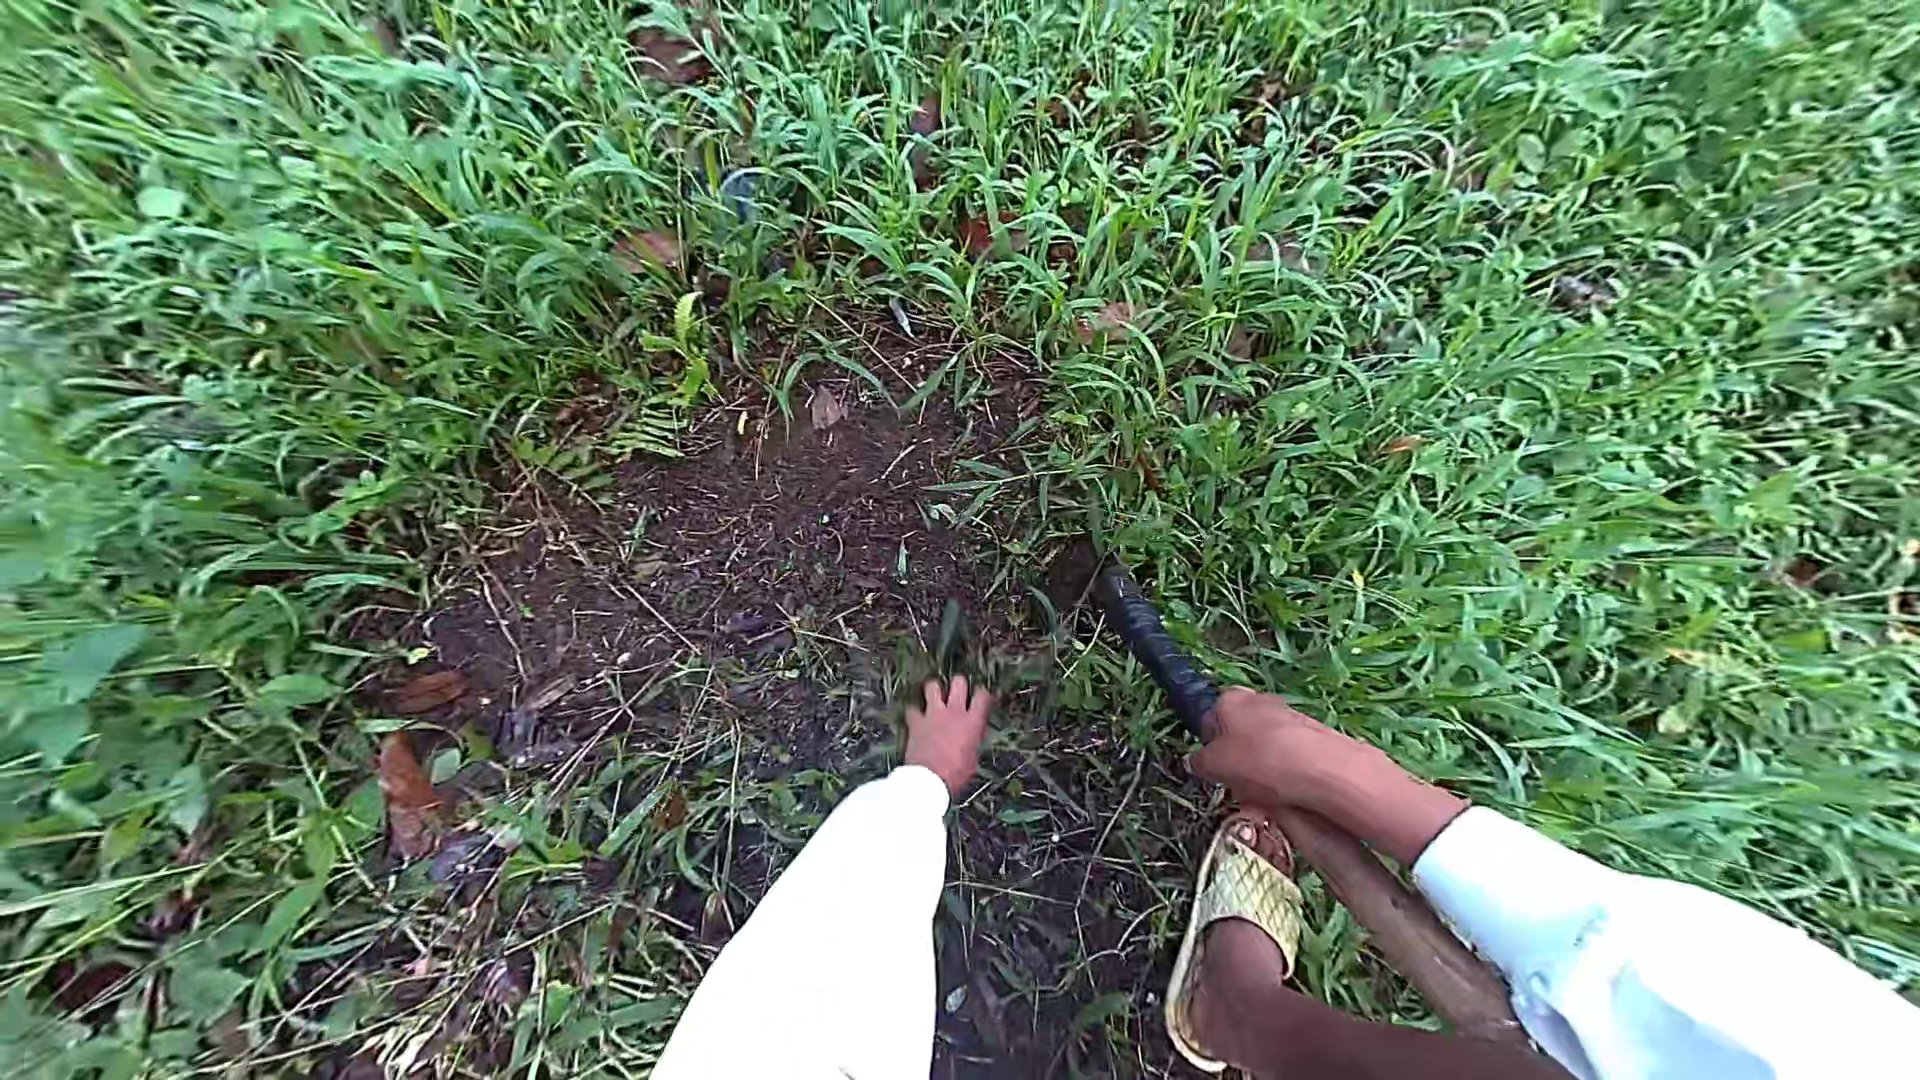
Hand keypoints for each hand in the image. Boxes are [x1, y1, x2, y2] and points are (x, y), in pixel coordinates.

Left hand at [904, 675, 991, 796]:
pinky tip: (914, 713)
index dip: (982, 692)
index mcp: (972, 723)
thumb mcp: (973, 760)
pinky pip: (912, 708)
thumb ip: (973, 741)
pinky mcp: (916, 722)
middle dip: (959, 683)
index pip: (982, 696)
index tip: (980, 695)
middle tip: (958, 688)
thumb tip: (974, 736)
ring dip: (934, 689)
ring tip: (935, 693)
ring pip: (933, 686)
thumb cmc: (953, 775)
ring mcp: (933, 715)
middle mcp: (953, 713)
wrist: (928, 781)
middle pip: (958, 683)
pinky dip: (913, 710)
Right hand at [1189, 687, 1465, 864]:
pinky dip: (1287, 775)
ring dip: (1261, 771)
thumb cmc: (1261, 761)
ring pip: (1264, 748)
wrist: (1329, 771)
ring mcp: (1289, 715)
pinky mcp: (1315, 734)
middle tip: (1239, 787)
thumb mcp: (1214, 766)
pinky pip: (1290, 757)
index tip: (1216, 772)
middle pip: (1238, 734)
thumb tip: (1194, 762)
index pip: (1208, 722)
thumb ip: (1198, 763)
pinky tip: (1290, 796)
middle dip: (1237, 761)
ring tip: (1266, 799)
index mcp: (1228, 698)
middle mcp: (1258, 699)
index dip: (1209, 750)